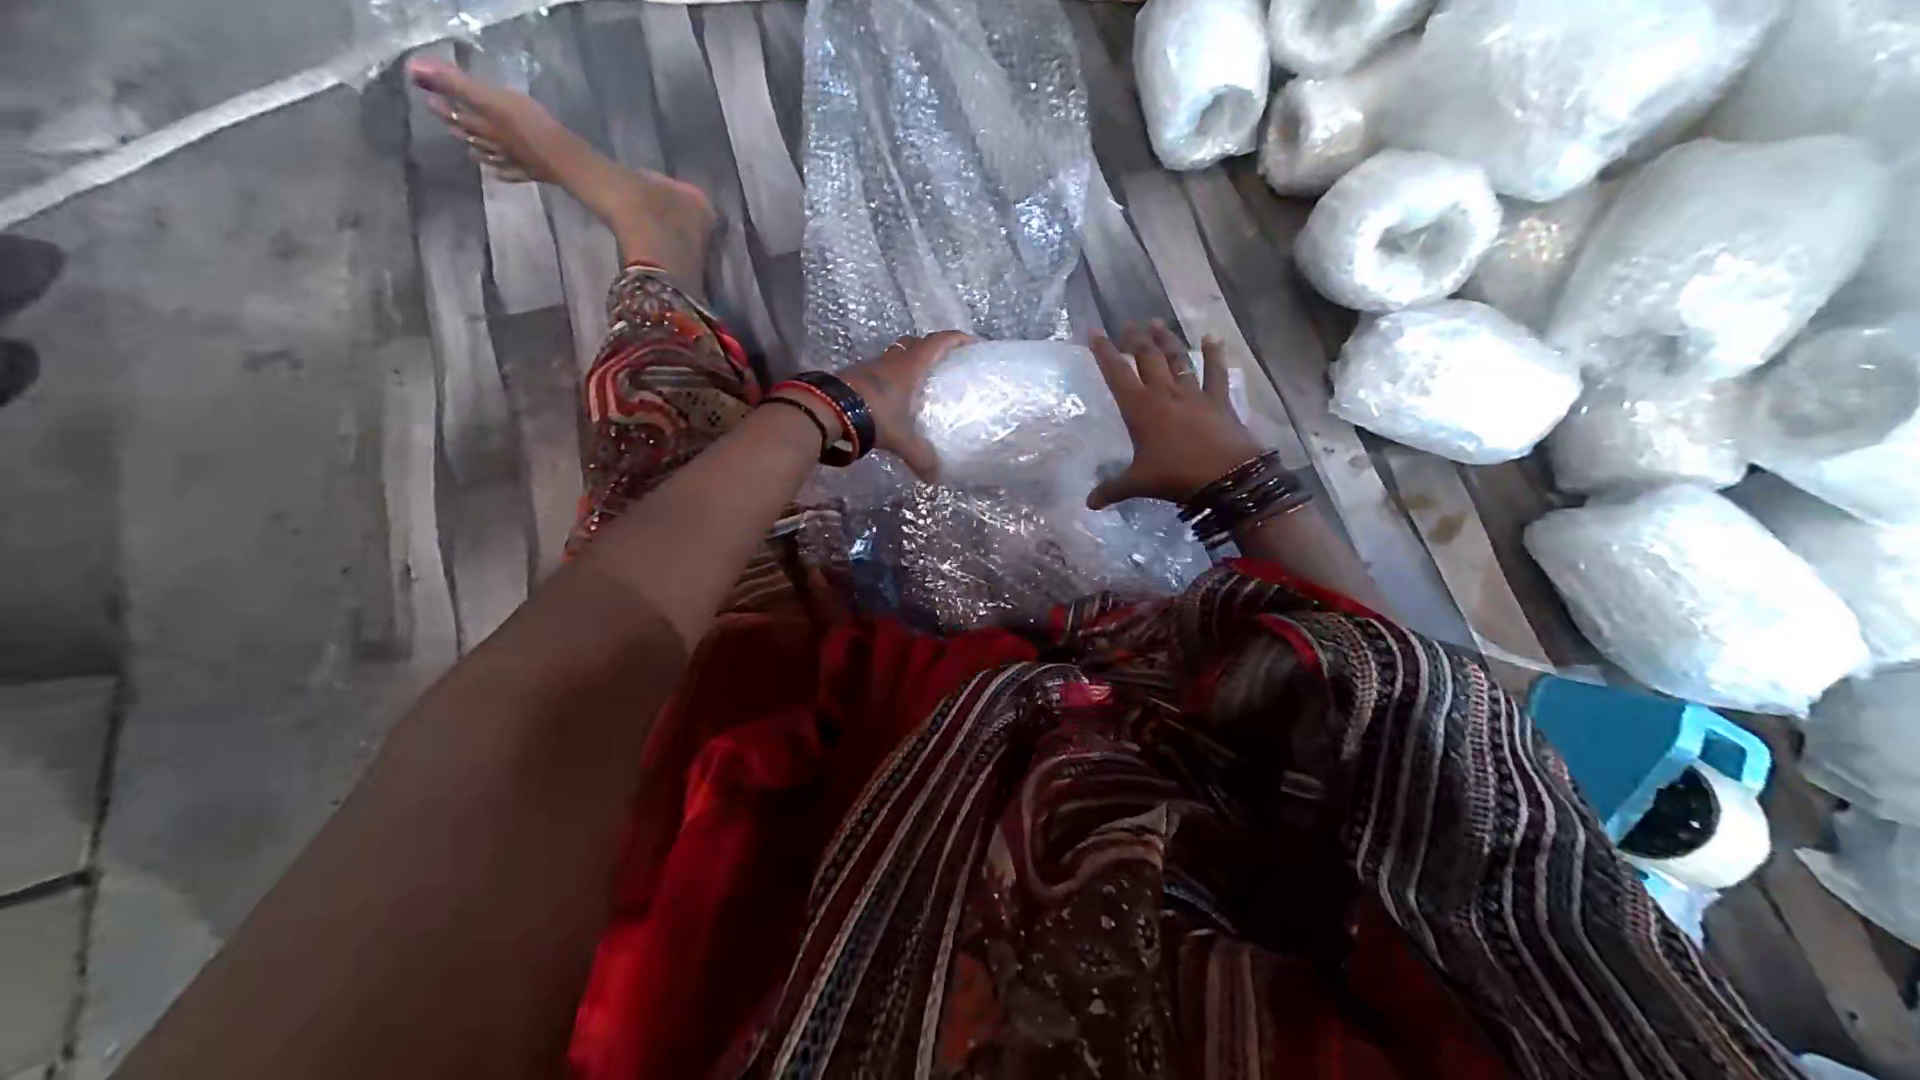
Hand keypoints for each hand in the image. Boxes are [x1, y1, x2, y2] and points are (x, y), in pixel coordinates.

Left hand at [837, 331, 974, 478]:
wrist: (828, 409)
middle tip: (941, 363)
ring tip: (916, 383)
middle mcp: (891, 361)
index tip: (971, 343)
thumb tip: (935, 478)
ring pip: (894, 355)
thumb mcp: (901, 438)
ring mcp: (870, 366)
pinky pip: (878, 370)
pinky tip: (890, 398)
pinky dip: (888, 378)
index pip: (937, 342)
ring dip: (906, 362)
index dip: (955, 339)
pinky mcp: (855, 376)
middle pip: (914, 343)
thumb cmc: (874, 415)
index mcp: (909, 367)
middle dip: (930, 348)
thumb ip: (920, 456)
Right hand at [1087, 321, 1266, 509]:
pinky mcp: (1218, 400)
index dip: (1104, 352)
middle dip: (1135, 339)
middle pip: (1147, 358)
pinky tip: (1211, 338)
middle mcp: (1164, 393)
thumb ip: (1112, 489)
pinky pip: (1215, 372)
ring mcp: (1193, 393)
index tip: (1094, 331)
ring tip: (1157, 322)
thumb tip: (1089, 503)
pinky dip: (1213, 354)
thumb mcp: (1138, 484)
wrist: (1226, 476)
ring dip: (1166, 339)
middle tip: (1129, 324)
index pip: (1116, 373)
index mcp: (1140, 408)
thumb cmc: (1175, 476)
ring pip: (1177, 358)